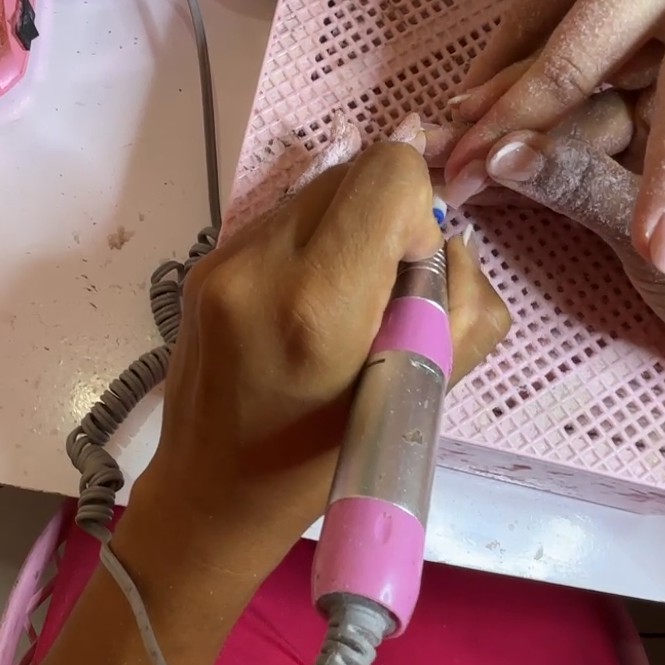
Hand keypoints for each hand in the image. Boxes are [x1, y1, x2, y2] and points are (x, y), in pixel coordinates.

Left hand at [131, 140, 509, 581]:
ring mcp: (220, 260)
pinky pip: (282, 220)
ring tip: (340, 305)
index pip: (388, 173)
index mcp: (316, 305)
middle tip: (381, 294)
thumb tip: (444, 245)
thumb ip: (461, 308)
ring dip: (348, 232)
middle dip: (387, 221)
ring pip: (317, 191)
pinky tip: (302, 307)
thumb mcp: (418, 400)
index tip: (409, 278)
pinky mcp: (203, 263)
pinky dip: (311, 246)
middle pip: (354, 171)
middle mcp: (256, 265)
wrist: (209, 493)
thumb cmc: (319, 469)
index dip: (418, 216)